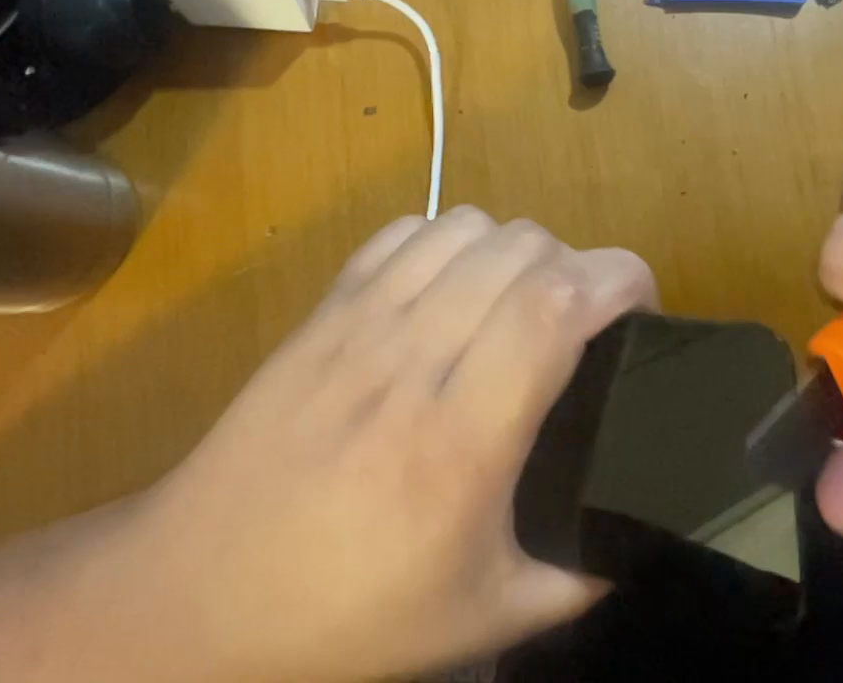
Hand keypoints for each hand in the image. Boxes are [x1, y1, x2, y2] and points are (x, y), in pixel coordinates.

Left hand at [122, 208, 655, 681]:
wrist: (190, 596)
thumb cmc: (346, 614)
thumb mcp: (485, 616)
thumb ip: (582, 574)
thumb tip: (651, 530)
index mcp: (462, 440)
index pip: (556, 302)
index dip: (617, 279)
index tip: (641, 307)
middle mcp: (414, 361)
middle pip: (524, 248)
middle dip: (578, 265)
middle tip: (586, 319)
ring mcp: (360, 325)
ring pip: (469, 227)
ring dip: (516, 251)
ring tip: (521, 300)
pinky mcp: (322, 311)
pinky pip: (406, 232)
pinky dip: (449, 241)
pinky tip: (452, 288)